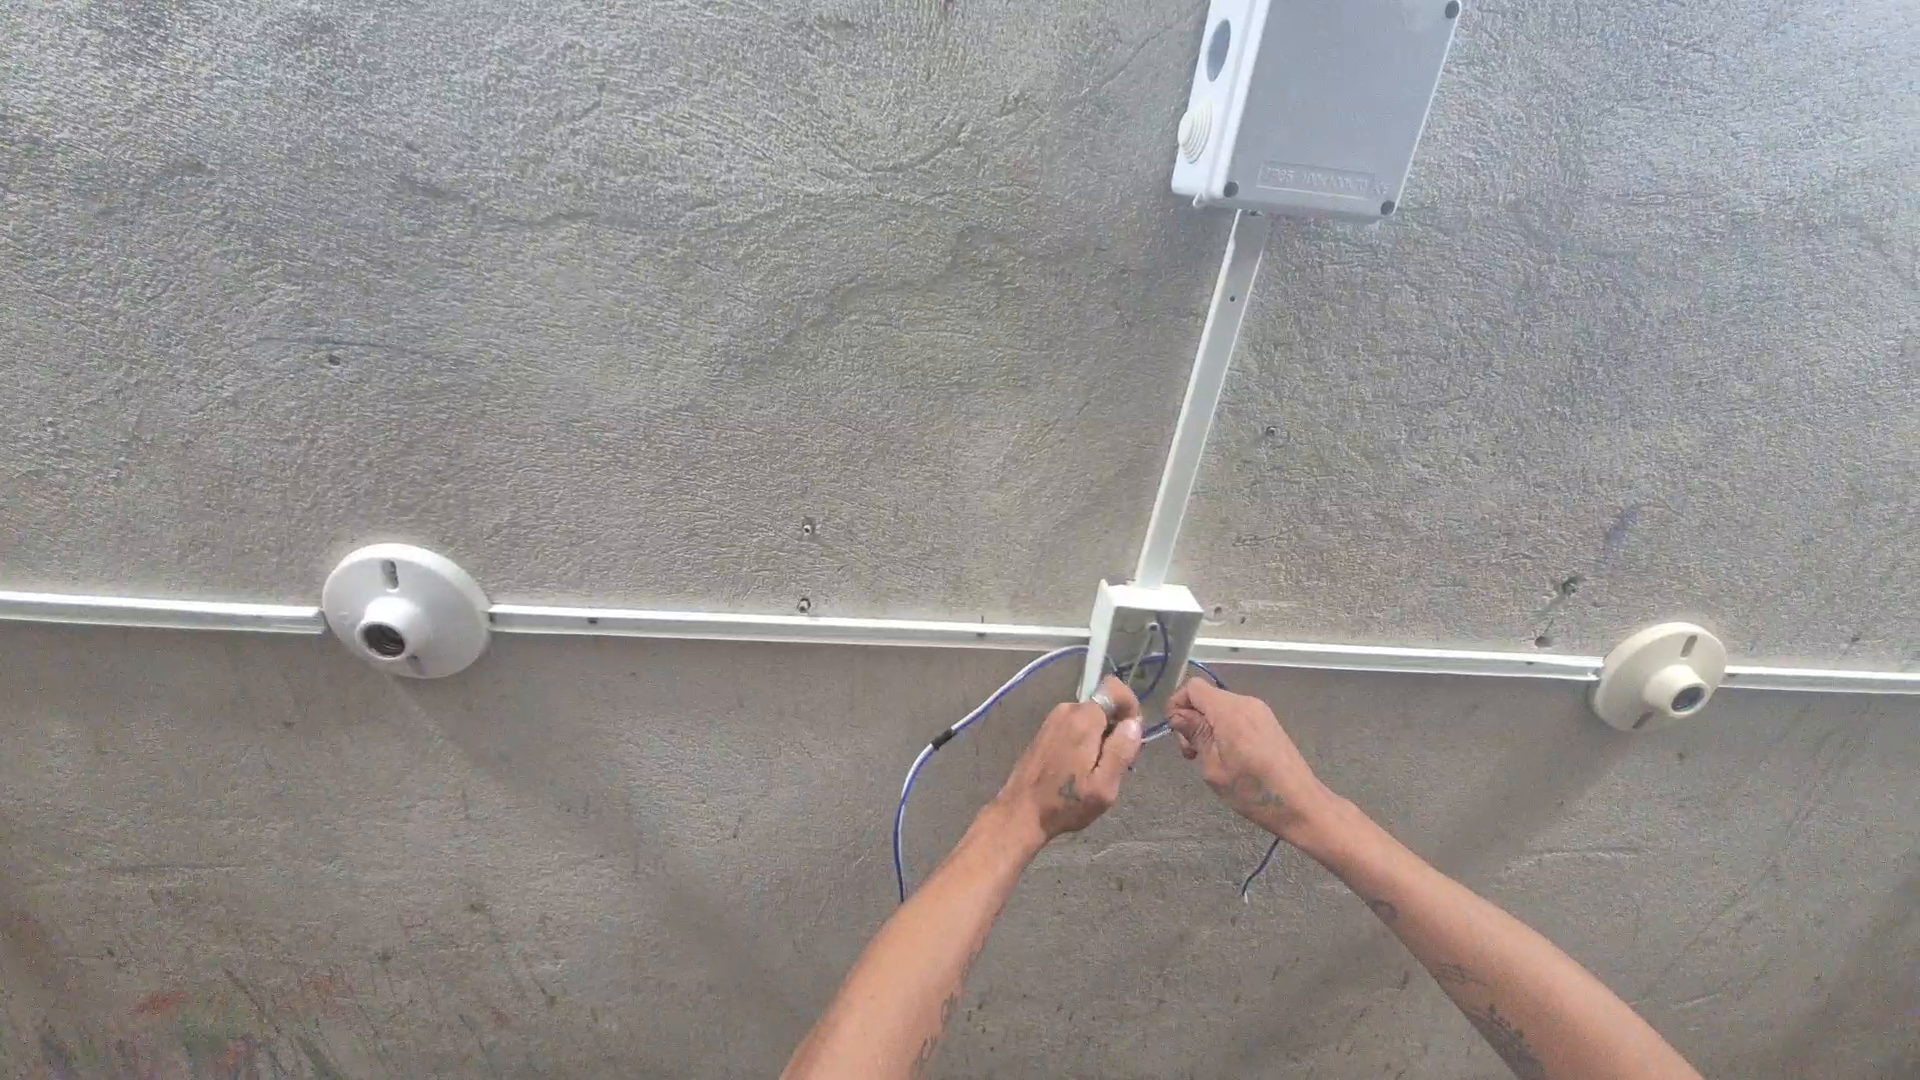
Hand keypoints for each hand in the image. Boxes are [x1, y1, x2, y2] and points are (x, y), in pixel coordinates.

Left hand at [986, 676, 1143, 844]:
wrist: (1021, 811)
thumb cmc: (1065, 803)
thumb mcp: (1103, 785)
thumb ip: (1121, 750)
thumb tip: (1134, 723)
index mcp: (1083, 719)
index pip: (1114, 688)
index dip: (1130, 708)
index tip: (1130, 738)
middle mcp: (1067, 710)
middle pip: (1104, 707)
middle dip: (1116, 730)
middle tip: (1114, 765)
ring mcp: (1053, 719)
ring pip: (1091, 718)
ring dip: (1100, 739)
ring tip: (1095, 772)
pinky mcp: (1046, 730)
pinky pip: (1075, 726)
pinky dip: (1084, 741)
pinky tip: (1078, 769)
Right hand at [1166, 677, 1334, 842]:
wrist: (1301, 805)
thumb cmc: (1252, 790)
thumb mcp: (1213, 766)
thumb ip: (1194, 734)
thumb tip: (1178, 715)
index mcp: (1229, 710)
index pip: (1193, 687)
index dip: (1177, 704)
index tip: (1177, 732)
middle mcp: (1246, 702)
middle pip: (1207, 696)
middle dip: (1192, 719)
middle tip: (1192, 753)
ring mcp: (1260, 712)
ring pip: (1221, 707)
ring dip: (1208, 726)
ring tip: (1209, 757)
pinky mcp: (1268, 723)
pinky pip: (1236, 716)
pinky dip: (1224, 729)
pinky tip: (1228, 756)